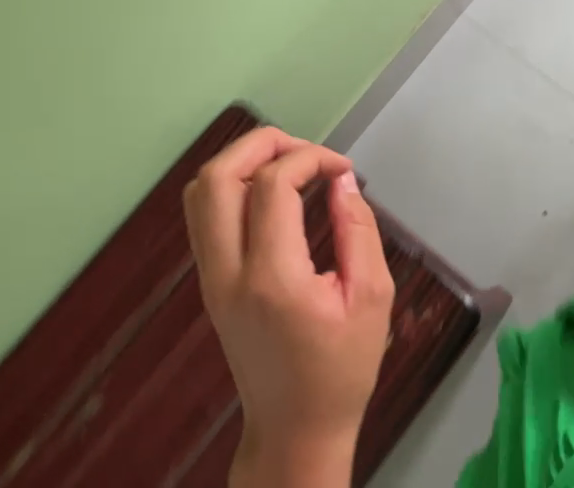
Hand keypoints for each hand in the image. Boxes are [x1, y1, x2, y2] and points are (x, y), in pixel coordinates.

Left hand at [183, 127, 395, 486]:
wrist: (294, 430)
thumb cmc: (342, 370)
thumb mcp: (373, 297)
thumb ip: (359, 231)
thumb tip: (342, 183)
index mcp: (273, 278)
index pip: (273, 186)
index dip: (312, 159)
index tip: (344, 170)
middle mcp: (229, 273)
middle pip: (217, 178)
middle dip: (263, 144)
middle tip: (308, 152)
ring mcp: (211, 280)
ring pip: (200, 194)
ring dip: (243, 162)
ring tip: (291, 165)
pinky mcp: (210, 286)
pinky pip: (206, 217)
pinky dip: (234, 187)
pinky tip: (274, 193)